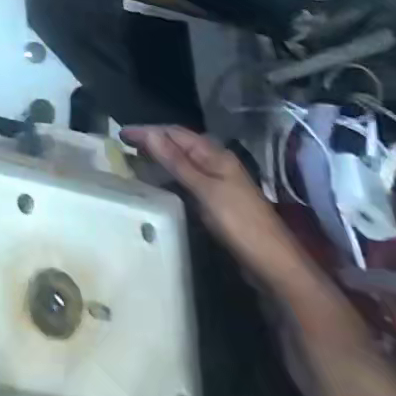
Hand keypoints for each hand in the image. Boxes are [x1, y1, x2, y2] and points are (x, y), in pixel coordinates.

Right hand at [122, 125, 302, 279]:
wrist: (275, 265)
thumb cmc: (240, 223)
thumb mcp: (205, 190)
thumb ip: (176, 162)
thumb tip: (149, 134)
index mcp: (215, 155)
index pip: (175, 133)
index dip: (148, 131)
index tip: (121, 134)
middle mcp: (216, 163)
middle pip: (179, 145)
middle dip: (152, 141)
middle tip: (122, 146)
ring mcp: (217, 183)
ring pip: (182, 162)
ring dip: (158, 158)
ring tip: (133, 161)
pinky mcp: (216, 201)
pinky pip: (186, 179)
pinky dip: (168, 176)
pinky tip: (156, 183)